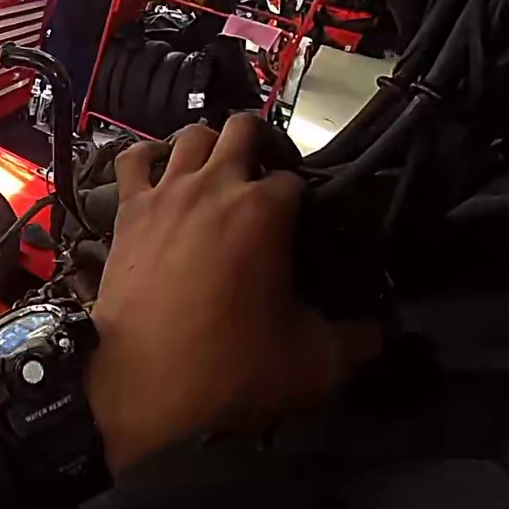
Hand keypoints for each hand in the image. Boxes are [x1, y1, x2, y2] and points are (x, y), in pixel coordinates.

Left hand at [86, 113, 352, 473]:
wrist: (141, 379)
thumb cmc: (225, 367)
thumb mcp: (314, 362)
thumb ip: (358, 339)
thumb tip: (379, 330)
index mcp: (264, 211)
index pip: (296, 180)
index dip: (304, 197)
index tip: (302, 221)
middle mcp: (215, 186)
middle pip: (245, 129)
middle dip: (263, 143)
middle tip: (268, 173)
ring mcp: (168, 192)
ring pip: (192, 134)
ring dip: (211, 144)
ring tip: (219, 169)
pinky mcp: (129, 207)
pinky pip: (132, 159)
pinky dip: (147, 155)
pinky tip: (159, 168)